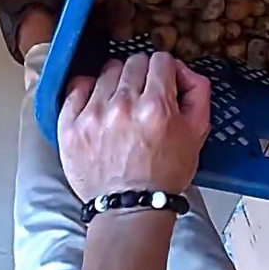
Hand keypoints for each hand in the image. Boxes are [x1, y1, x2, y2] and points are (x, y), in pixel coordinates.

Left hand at [58, 51, 210, 202]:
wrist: (130, 209)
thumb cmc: (165, 172)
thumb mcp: (197, 132)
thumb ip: (198, 92)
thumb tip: (183, 70)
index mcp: (156, 106)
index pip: (161, 59)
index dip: (167, 71)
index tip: (164, 84)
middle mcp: (123, 105)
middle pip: (134, 61)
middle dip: (144, 75)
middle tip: (145, 95)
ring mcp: (93, 114)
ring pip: (108, 71)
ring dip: (118, 82)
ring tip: (122, 104)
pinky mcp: (70, 125)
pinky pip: (78, 87)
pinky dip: (89, 90)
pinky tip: (99, 105)